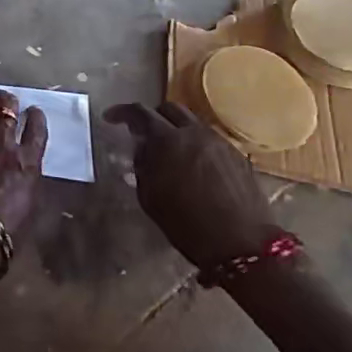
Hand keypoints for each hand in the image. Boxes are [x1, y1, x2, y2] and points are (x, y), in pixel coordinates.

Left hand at [0, 90, 45, 236]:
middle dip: (3, 98)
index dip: (36, 115)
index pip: (37, 126)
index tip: (32, 112)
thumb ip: (29, 177)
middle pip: (6, 104)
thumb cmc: (5, 225)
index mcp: (27, 158)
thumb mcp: (30, 201)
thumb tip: (26, 170)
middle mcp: (3, 142)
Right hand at [105, 102, 278, 270]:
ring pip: (192, 122)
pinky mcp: (237, 155)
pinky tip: (193, 165)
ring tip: (169, 150)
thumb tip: (142, 150)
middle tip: (142, 133)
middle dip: (153, 116)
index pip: (140, 113)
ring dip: (176, 129)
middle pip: (169, 109)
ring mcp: (219, 142)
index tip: (110, 118)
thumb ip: (142, 167)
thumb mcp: (150, 197)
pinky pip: (210, 139)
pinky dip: (195, 143)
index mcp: (167, 140)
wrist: (241, 243)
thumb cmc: (187, 224)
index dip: (122, 112)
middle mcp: (194, 133)